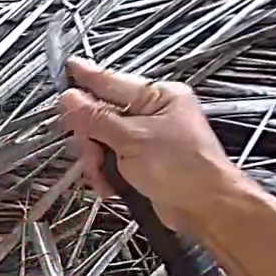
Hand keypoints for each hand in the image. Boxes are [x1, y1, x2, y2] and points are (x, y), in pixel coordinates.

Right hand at [58, 59, 253, 232]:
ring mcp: (146, 138)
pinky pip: (110, 160)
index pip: (112, 81)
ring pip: (101, 141)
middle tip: (89, 152)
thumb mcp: (132, 140)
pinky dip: (105, 173)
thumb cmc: (187, 170)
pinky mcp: (142, 161)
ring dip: (96, 161)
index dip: (87, 77)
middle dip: (91, 139)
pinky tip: (111, 184)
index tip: (70, 67)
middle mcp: (153, 114)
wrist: (205, 208)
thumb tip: (72, 99)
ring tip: (103, 175)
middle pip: (101, 116)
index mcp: (159, 97)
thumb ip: (97, 118)